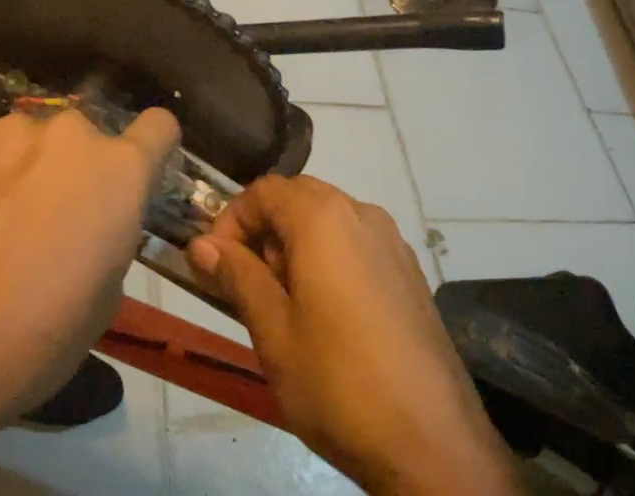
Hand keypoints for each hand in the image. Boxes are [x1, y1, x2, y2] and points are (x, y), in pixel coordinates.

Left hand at [0, 106, 179, 422]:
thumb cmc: (34, 339)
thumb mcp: (103, 300)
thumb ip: (107, 240)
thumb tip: (85, 230)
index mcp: (118, 173)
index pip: (158, 128)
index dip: (149, 151)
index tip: (130, 179)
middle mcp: (68, 135)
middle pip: (81, 140)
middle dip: (69, 172)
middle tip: (41, 224)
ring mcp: (4, 131)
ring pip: (24, 142)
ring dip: (17, 170)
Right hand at [187, 176, 520, 495]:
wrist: (432, 442)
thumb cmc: (337, 381)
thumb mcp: (272, 330)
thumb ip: (237, 276)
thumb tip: (202, 244)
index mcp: (324, 218)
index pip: (263, 191)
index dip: (230, 221)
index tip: (215, 267)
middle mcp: (363, 214)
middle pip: (298, 198)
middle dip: (263, 232)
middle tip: (247, 287)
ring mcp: (393, 243)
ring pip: (329, 222)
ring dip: (295, 246)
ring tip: (282, 307)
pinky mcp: (410, 274)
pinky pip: (356, 246)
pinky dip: (328, 261)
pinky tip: (325, 318)